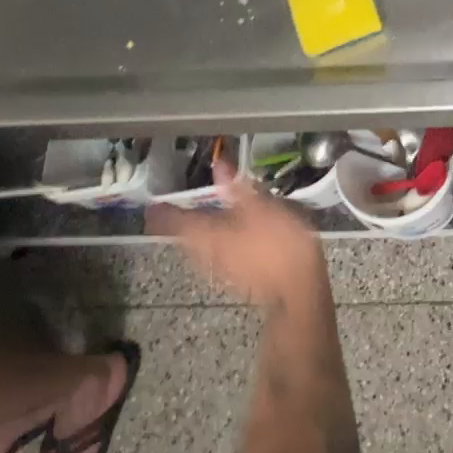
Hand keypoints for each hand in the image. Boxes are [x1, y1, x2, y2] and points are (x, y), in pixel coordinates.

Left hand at [145, 168, 326, 306]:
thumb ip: (237, 187)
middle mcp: (207, 254)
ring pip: (201, 248)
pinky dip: (217, 244)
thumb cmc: (279, 243)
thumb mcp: (261, 207)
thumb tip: (218, 165)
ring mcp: (221, 269)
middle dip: (181, 223)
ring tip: (204, 220)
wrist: (298, 286)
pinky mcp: (237, 277)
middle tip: (179, 208)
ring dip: (199, 234)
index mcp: (208, 235)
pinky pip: (217, 256)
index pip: (175, 222)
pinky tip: (231, 238)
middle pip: (185, 238)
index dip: (163, 212)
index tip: (154, 203)